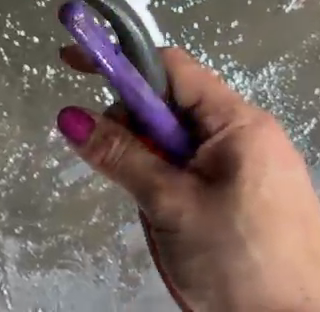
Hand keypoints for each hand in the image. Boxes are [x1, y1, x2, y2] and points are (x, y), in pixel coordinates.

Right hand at [56, 46, 319, 311]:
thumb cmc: (240, 261)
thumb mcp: (168, 202)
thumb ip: (117, 153)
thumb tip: (67, 116)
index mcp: (241, 127)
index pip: (170, 66)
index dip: (118, 57)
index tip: (69, 63)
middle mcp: (250, 139)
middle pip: (168, 100)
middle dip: (128, 117)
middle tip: (108, 151)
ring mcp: (252, 170)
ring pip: (174, 135)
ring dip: (143, 151)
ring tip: (143, 192)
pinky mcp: (248, 198)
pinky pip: (189, 162)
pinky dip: (161, 170)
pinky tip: (157, 201)